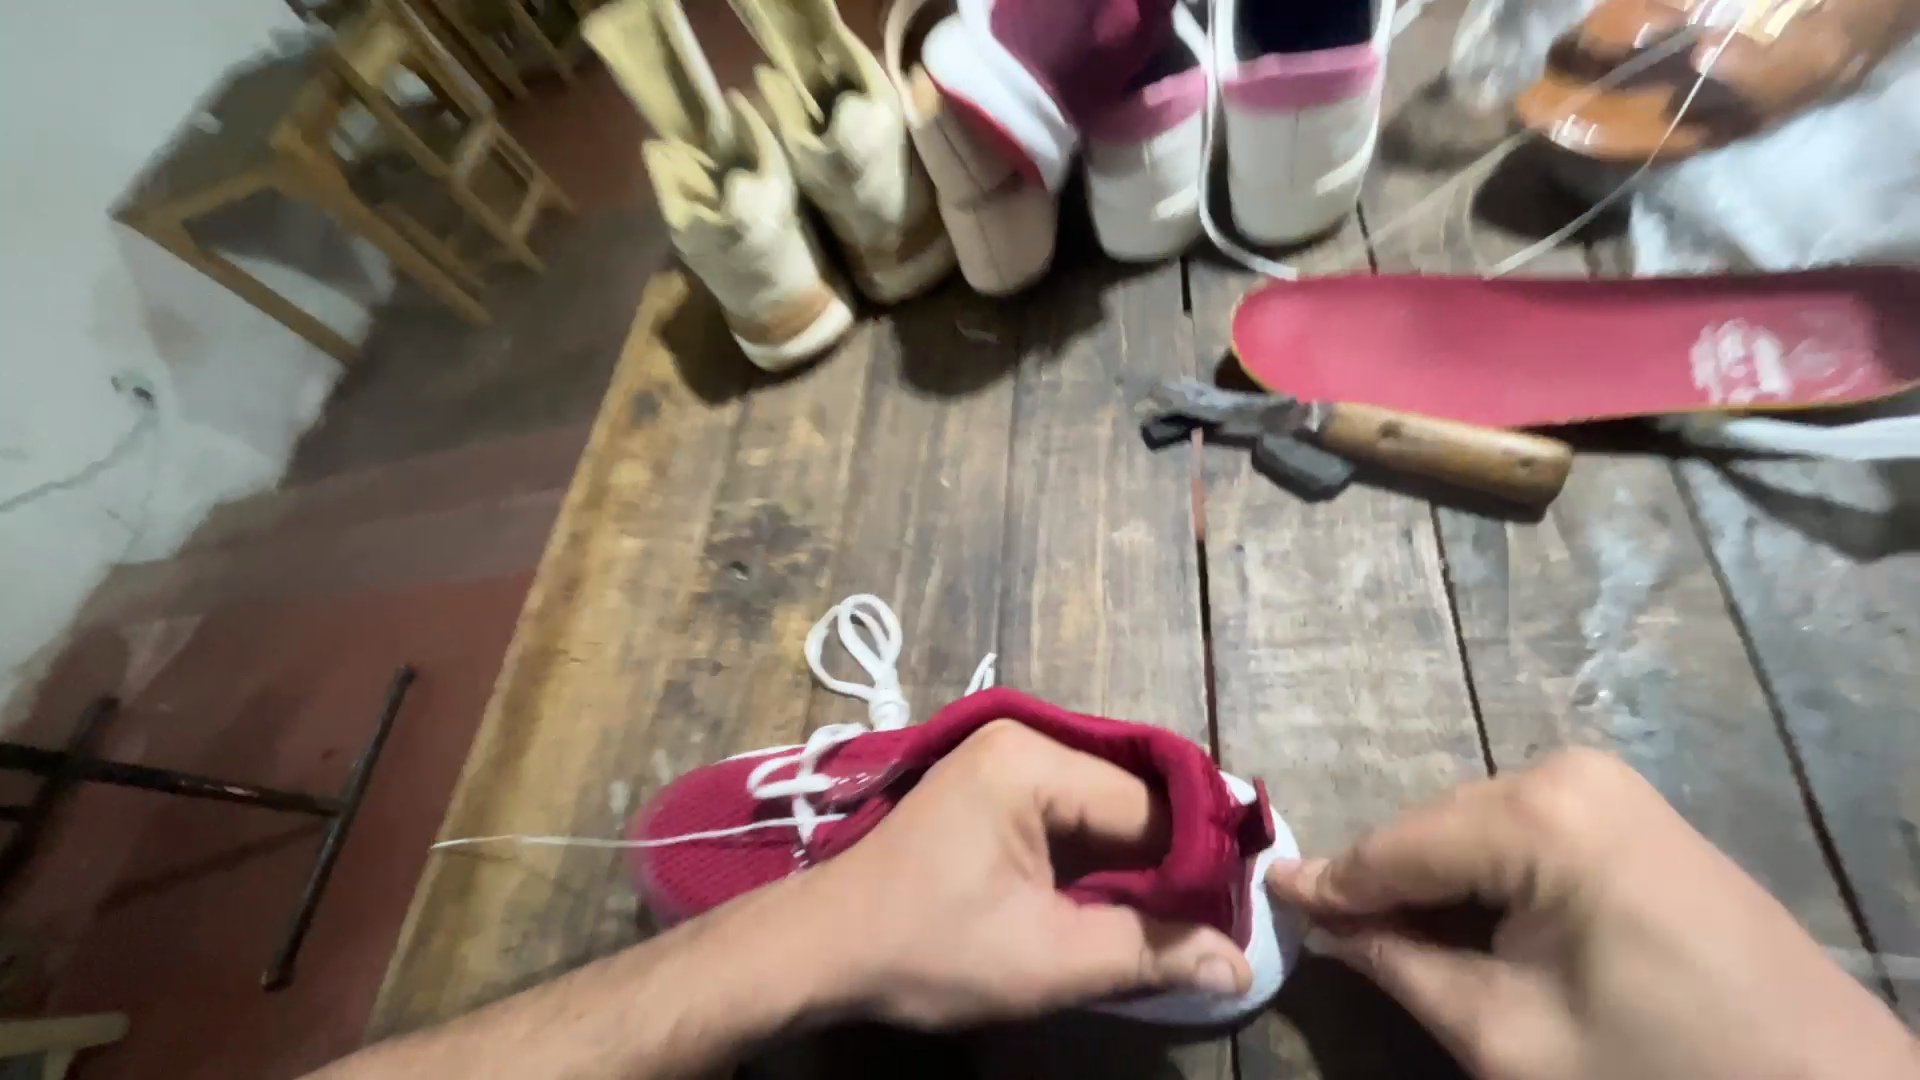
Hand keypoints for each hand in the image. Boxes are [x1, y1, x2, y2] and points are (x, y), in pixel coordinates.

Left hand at [789, 720, 1250, 1027]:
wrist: (826, 945)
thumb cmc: (929, 947)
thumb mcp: (1045, 959)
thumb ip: (1147, 952)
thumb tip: (1239, 963)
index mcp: (1031, 761)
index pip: (1146, 804)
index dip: (1193, 864)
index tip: (1228, 919)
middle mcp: (1021, 738)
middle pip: (1124, 799)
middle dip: (1164, 861)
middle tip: (1207, 923)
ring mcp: (1001, 756)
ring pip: (1098, 806)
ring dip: (1132, 860)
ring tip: (1172, 915)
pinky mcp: (990, 782)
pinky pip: (1065, 809)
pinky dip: (1094, 853)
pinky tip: (1115, 893)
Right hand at [1268, 748, 1917, 1079]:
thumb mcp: (1506, 1035)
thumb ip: (1393, 962)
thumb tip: (1312, 913)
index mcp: (1539, 814)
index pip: (1396, 847)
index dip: (1330, 883)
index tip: (1270, 894)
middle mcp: (1563, 771)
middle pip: (1430, 831)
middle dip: (1384, 884)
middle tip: (1336, 931)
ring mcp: (1601, 782)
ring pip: (1465, 828)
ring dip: (1428, 880)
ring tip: (1394, 932)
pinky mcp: (1625, 807)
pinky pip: (1514, 831)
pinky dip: (1478, 875)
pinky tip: (1464, 917)